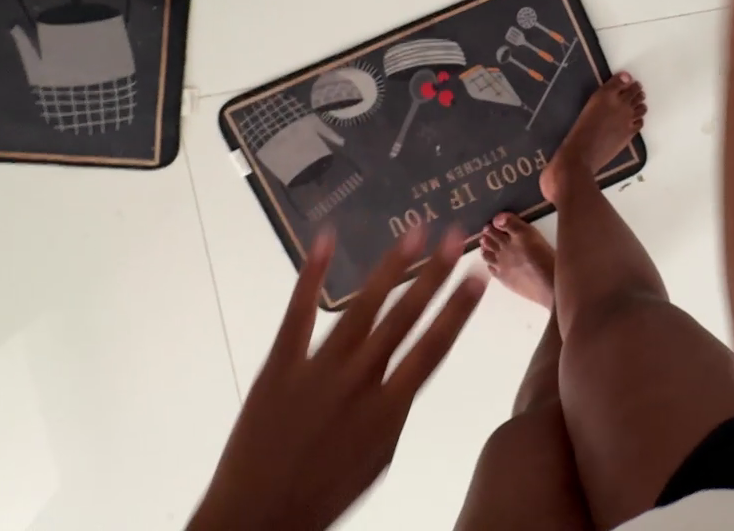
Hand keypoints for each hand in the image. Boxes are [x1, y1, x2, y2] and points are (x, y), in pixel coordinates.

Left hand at [188, 226, 486, 530]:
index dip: (459, 309)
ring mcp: (318, 369)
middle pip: (405, 317)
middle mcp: (359, 380)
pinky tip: (326, 240)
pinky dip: (312, 275)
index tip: (479, 276)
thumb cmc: (324, 493)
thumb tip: (405, 372)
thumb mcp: (378, 456)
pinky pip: (298, 313)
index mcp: (389, 409)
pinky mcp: (279, 365)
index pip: (434, 348)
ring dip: (391, 266)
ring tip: (415, 231)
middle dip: (434, 272)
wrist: (254, 521)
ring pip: (362, 308)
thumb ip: (394, 409)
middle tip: (457, 235)